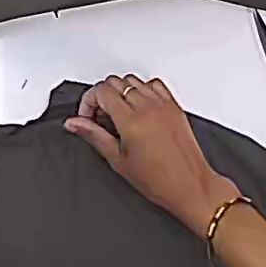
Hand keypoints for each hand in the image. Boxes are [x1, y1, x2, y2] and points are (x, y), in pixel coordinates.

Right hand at [65, 75, 239, 233]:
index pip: (101, 91)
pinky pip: (154, 84)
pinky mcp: (174, 106)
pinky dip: (143, 89)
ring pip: (133, 80)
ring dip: (121, 92)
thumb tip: (74, 123)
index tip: (88, 117)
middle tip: (101, 118)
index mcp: (131, 119)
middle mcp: (147, 107)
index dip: (88, 101)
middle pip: (114, 82)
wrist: (191, 186)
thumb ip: (94, 135)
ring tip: (120, 114)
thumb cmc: (159, 180)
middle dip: (102, 96)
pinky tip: (140, 107)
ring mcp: (162, 104)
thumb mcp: (118, 160)